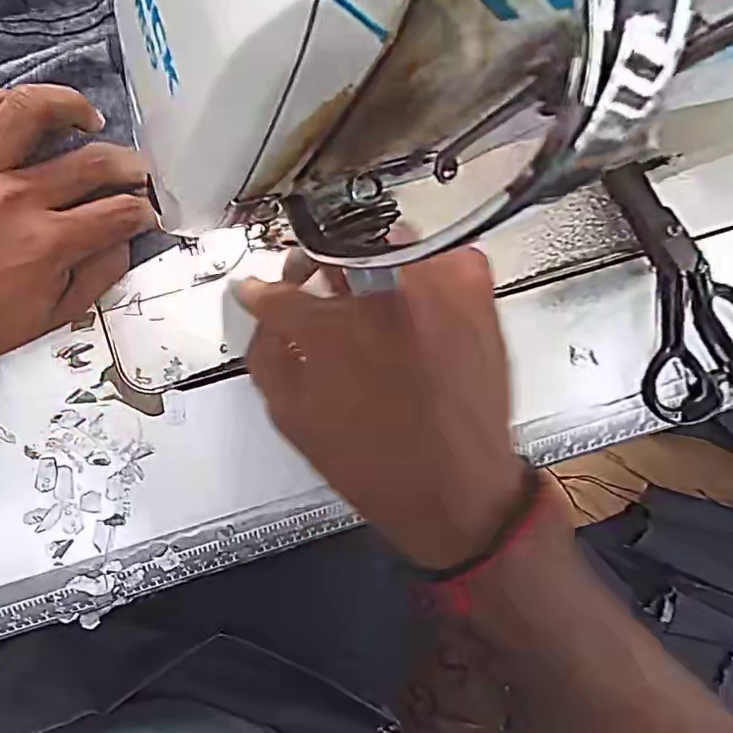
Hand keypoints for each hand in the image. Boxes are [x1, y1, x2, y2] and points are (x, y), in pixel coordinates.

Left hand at [0, 85, 154, 419]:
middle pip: (92, 161)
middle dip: (129, 166)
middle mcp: (16, 202)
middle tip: (133, 174)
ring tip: (86, 119)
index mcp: (48, 245)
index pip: (118, 211)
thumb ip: (101, 272)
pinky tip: (21, 113)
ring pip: (30, 110)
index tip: (144, 212)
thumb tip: (125, 235)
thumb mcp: (60, 312)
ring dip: (70, 105)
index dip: (143, 210)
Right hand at [234, 249, 529, 569]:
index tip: (259, 291)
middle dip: (308, 266)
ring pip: (380, 245)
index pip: (278, 289)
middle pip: (329, 248)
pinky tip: (402, 307)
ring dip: (358, 266)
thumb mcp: (294, 415)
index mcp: (330, 329)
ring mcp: (434, 288)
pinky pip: (434, 258)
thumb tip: (262, 320)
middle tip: (305, 285)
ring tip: (357, 301)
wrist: (455, 487)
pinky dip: (413, 272)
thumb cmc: (380, 462)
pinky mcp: (473, 292)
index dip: (260, 292)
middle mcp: (383, 297)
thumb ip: (267, 354)